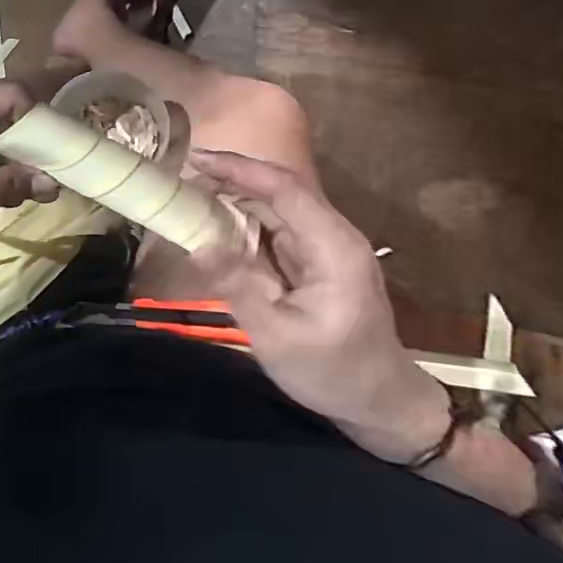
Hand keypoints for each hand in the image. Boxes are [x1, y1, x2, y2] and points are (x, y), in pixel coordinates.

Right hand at [189, 150, 449, 462]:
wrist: (381, 403)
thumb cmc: (332, 372)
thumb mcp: (276, 335)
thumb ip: (238, 286)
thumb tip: (197, 244)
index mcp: (332, 248)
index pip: (285, 189)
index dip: (239, 168)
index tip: (193, 160)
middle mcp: (333, 237)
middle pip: (281, 189)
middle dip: (231, 175)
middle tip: (181, 175)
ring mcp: (325, 248)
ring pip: (276, 205)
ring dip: (234, 195)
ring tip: (188, 194)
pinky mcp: (314, 261)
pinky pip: (274, 227)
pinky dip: (241, 218)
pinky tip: (213, 222)